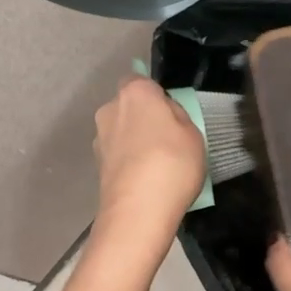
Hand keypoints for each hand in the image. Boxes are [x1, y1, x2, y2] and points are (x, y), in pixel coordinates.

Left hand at [92, 75, 205, 253]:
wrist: (139, 209)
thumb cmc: (173, 162)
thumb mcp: (194, 133)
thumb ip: (177, 116)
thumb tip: (164, 114)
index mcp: (135, 92)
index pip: (141, 80)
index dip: (157, 96)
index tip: (172, 116)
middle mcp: (110, 109)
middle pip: (129, 107)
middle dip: (143, 119)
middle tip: (167, 141)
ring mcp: (99, 138)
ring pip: (121, 133)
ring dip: (134, 143)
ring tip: (156, 166)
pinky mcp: (96, 166)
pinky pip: (118, 156)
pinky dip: (129, 163)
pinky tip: (145, 181)